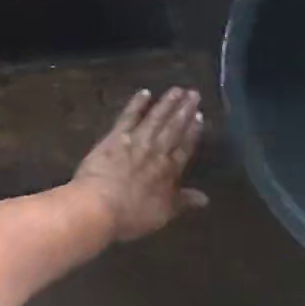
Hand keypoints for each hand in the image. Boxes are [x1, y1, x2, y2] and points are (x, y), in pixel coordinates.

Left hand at [66, 87, 207, 241]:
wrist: (99, 205)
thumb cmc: (131, 215)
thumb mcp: (163, 214)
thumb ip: (183, 202)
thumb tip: (205, 198)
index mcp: (169, 172)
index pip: (185, 148)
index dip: (193, 132)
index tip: (200, 116)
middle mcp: (156, 152)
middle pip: (173, 128)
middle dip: (184, 111)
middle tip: (194, 93)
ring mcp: (135, 142)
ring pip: (155, 119)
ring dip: (167, 103)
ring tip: (178, 90)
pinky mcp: (115, 137)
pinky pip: (128, 116)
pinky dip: (137, 104)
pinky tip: (145, 92)